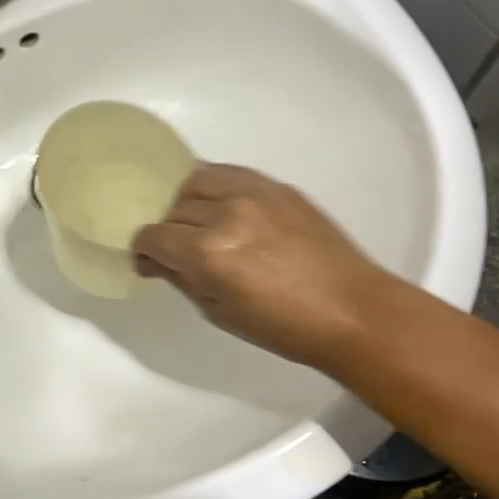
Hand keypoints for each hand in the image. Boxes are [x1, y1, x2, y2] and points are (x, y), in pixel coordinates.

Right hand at [131, 164, 391, 366]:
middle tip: (178, 252)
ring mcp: (253, 193)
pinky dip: (215, 186)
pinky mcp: (276, 185)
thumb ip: (182, 279)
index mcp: (209, 253)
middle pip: (173, 209)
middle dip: (168, 231)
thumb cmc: (284, 327)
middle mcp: (225, 213)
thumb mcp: (220, 313)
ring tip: (199, 223)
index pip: (154, 236)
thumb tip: (157, 261)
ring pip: (196, 180)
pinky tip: (222, 205)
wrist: (353, 311)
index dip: (145, 251)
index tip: (150, 263)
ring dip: (187, 202)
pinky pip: (228, 172)